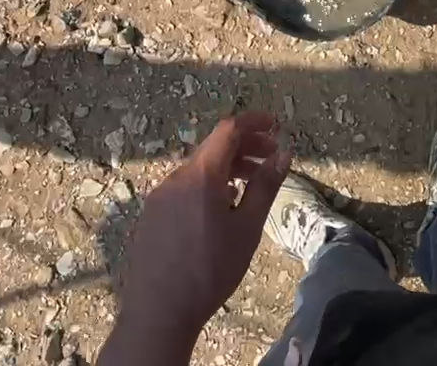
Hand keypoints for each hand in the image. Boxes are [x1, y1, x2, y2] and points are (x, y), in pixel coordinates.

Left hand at [100, 111, 289, 365]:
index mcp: (201, 174)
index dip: (253, 121)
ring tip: (249, 185)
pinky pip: (185, 186)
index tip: (275, 125)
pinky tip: (221, 208)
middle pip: (214, 147)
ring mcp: (160, 196)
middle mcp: (177, 177)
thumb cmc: (210, 269)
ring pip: (199, 168)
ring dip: (228, 166)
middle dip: (245, 146)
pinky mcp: (152, 215)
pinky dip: (208, 184)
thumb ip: (265, 185)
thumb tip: (284, 153)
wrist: (158, 314)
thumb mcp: (247, 227)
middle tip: (270, 157)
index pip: (228, 129)